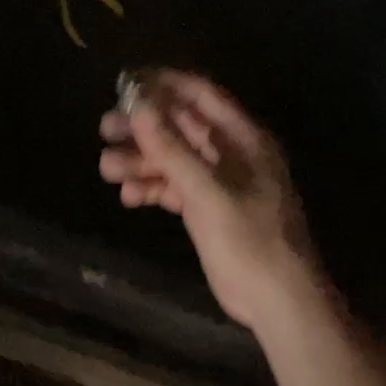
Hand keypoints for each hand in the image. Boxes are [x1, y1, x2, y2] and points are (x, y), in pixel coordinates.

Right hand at [98, 71, 313, 327]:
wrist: (279, 304)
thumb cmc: (251, 240)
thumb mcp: (207, 192)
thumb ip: (171, 148)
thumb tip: (138, 105)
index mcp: (243, 138)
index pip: (201, 94)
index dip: (164, 84)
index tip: (126, 81)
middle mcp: (230, 153)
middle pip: (180, 126)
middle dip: (143, 126)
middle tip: (106, 127)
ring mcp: (219, 182)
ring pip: (173, 157)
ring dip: (141, 160)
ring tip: (106, 168)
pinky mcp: (208, 208)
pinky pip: (174, 186)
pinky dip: (151, 187)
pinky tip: (128, 196)